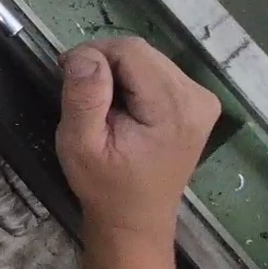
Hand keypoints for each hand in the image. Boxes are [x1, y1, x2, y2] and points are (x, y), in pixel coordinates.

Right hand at [55, 37, 220, 243]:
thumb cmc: (104, 185)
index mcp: (173, 107)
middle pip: (140, 52)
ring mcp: (201, 99)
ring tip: (100, 105)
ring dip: (115, 72)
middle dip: (102, 63)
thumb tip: (84, 55)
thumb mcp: (79, 144)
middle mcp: (197, 97)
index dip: (91, 55)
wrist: (135, 217)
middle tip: (79, 95)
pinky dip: (129, 80)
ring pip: (146, 58)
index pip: (129, 50)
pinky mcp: (197, 103)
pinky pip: (155, 71)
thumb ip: (84, 97)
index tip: (66, 77)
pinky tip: (119, 108)